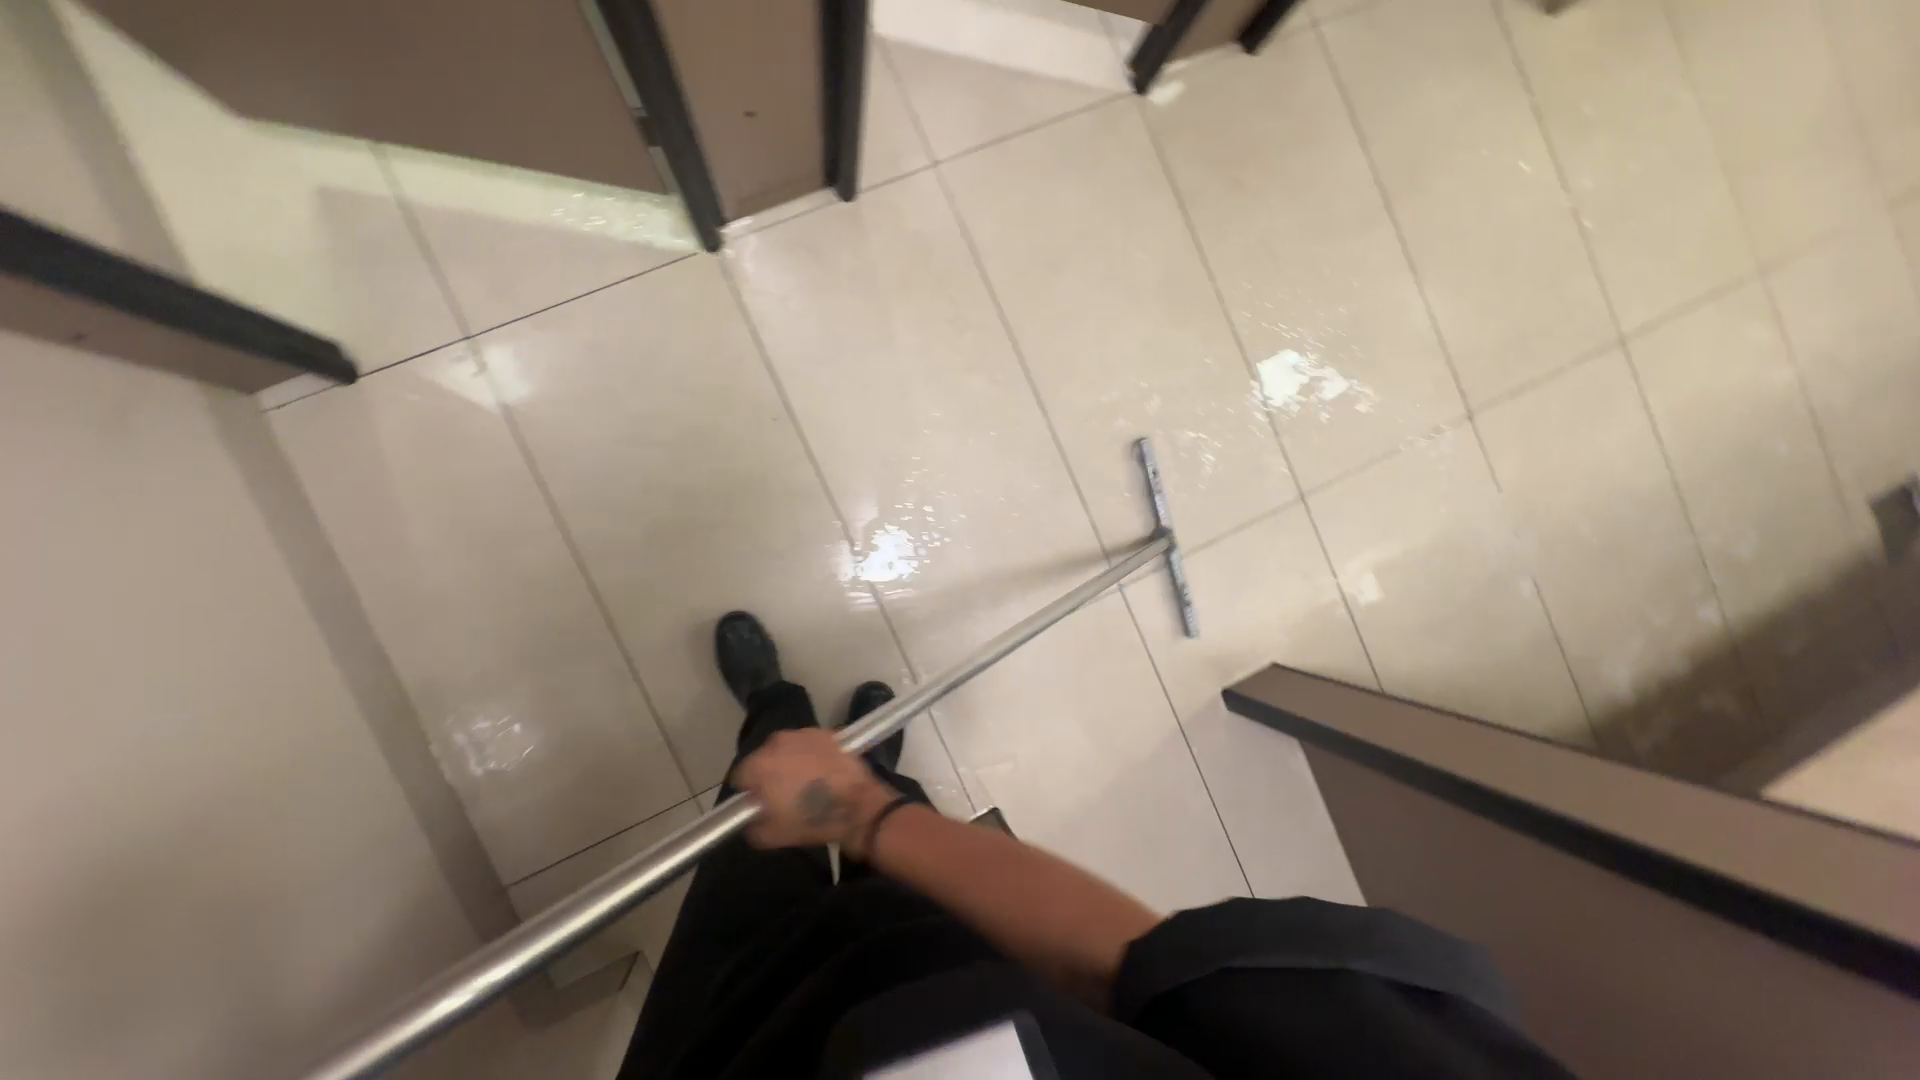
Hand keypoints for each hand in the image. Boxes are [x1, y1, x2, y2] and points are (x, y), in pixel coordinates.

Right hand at [733, 729, 896, 852]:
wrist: (858, 806)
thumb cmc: (812, 821)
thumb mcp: (772, 836)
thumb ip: (752, 826)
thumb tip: (751, 817)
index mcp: (758, 765)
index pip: (741, 776)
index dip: (750, 792)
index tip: (762, 804)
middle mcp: (777, 742)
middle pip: (764, 759)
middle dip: (770, 774)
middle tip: (785, 794)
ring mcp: (803, 733)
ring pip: (787, 748)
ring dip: (791, 761)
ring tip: (807, 781)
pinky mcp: (827, 732)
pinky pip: (810, 744)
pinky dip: (812, 754)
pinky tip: (823, 771)